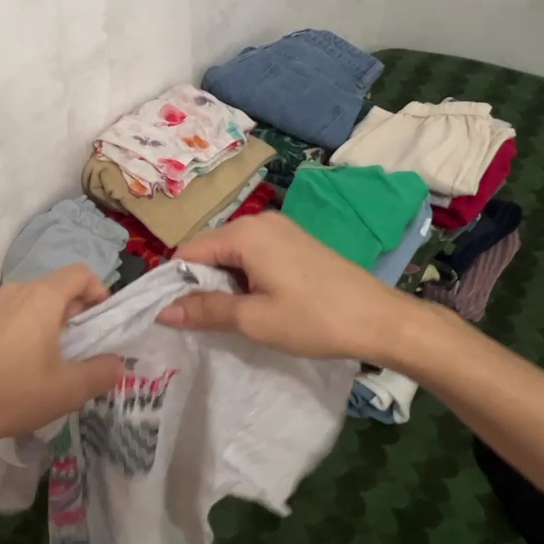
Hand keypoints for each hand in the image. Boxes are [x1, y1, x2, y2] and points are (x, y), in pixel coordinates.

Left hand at [0, 265, 124, 454]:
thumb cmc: (16, 392)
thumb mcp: (69, 389)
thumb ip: (101, 372)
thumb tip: (116, 363)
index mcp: (42, 296)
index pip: (81, 273)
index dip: (101, 293)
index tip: (105, 325)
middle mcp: (19, 291)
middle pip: (61, 286)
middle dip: (81, 311)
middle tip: (89, 348)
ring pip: (40, 301)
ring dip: (58, 321)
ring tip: (64, 358)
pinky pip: (21, 313)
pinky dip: (37, 328)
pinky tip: (35, 364)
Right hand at [159, 213, 429, 363]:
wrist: (381, 320)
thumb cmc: (314, 319)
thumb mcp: (254, 320)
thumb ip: (205, 310)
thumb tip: (162, 311)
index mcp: (244, 233)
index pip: (189, 252)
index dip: (176, 283)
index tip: (174, 314)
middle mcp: (259, 221)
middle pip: (210, 250)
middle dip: (201, 283)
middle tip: (202, 322)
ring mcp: (280, 229)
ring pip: (232, 254)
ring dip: (225, 283)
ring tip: (230, 317)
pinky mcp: (295, 242)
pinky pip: (254, 254)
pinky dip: (246, 277)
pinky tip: (257, 304)